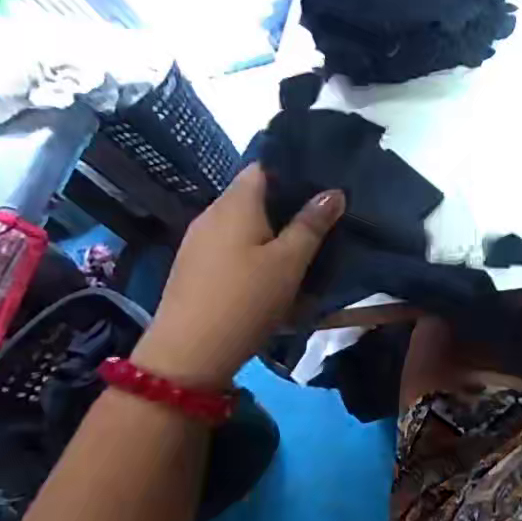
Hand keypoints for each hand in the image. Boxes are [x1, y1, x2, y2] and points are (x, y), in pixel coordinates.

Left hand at [131, 165, 341, 388]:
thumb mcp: (289, 263)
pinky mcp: (194, 266)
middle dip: (286, 201)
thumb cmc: (246, 300)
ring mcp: (198, 240)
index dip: (292, 169)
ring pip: (242, 221)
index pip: (263, 166)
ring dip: (270, 228)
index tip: (323, 181)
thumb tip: (333, 191)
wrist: (188, 354)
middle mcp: (212, 213)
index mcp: (236, 203)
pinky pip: (230, 243)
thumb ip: (311, 224)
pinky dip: (253, 247)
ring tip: (303, 242)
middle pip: (252, 194)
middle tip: (322, 215)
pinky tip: (271, 267)